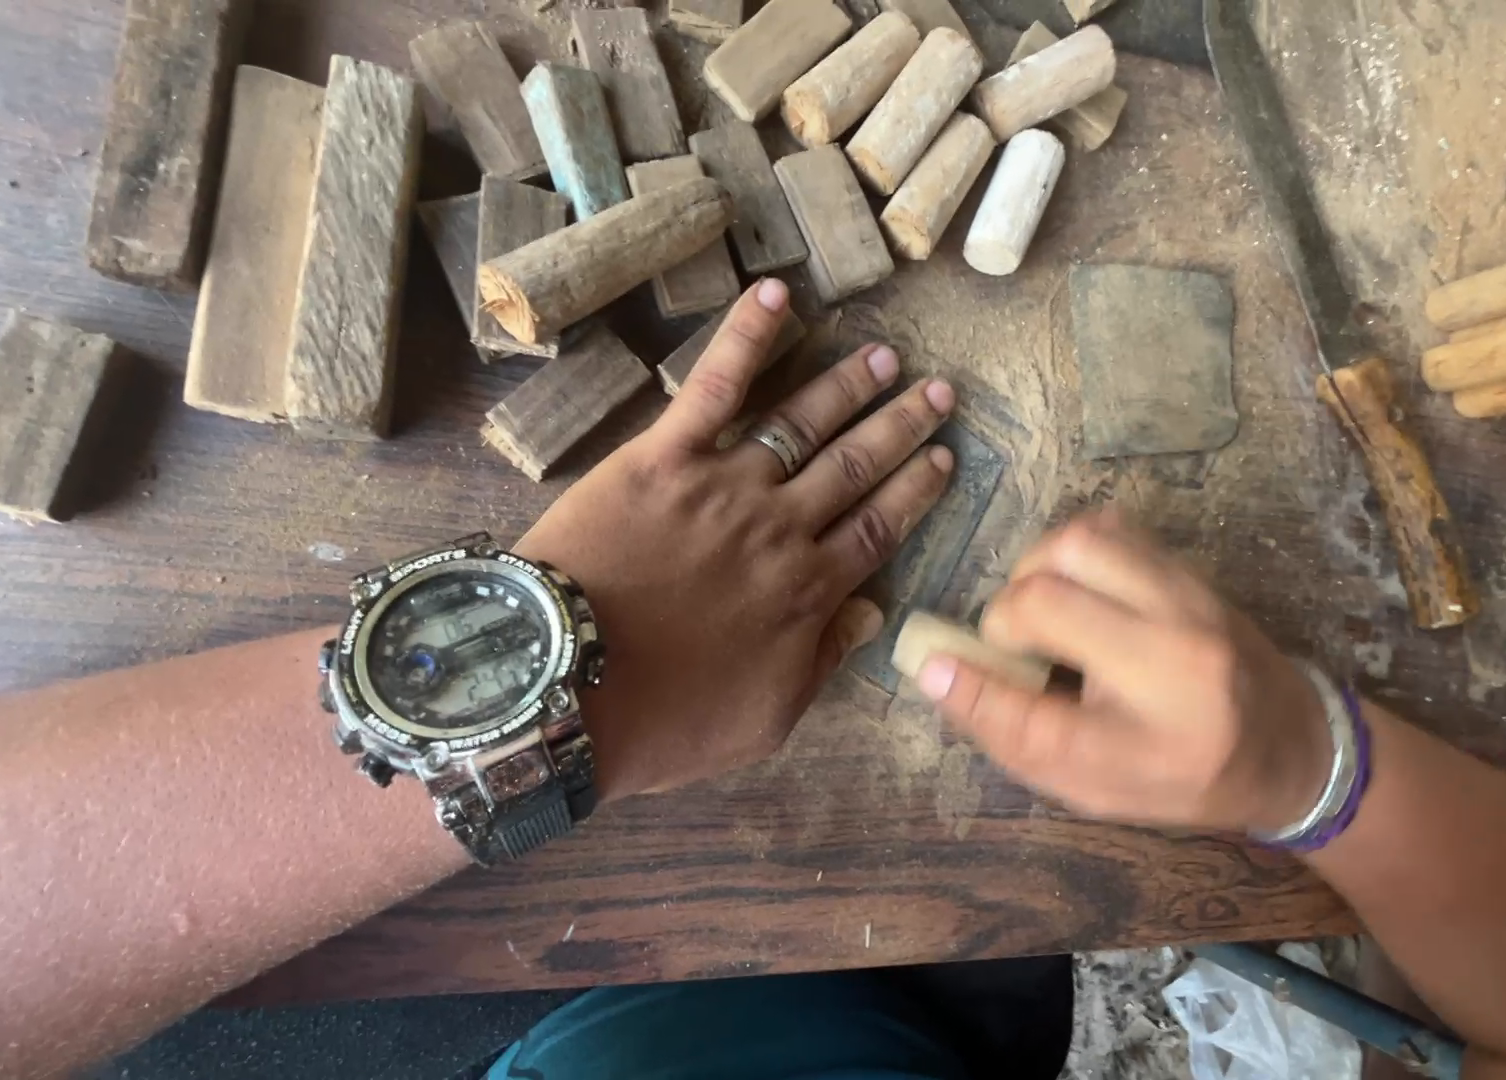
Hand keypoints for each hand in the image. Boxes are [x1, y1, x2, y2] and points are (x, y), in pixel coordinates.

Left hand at [517, 280, 956, 802]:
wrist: (563, 692)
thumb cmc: (664, 717)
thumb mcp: (764, 717)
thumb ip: (821, 661)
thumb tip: (869, 613)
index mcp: (805, 590)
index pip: (877, 528)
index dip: (914, 491)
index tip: (942, 458)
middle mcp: (780, 526)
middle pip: (855, 466)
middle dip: (900, 427)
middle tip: (937, 392)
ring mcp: (725, 484)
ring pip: (802, 423)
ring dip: (848, 386)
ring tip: (885, 357)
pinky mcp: (664, 456)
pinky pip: (713, 385)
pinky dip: (747, 336)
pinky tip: (776, 294)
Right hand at [915, 510, 1330, 832]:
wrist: (1294, 745)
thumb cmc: (1183, 777)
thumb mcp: (1097, 786)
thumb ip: (1015, 734)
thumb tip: (936, 671)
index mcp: (1155, 741)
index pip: (1036, 717)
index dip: (971, 687)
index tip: (932, 665)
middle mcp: (1180, 660)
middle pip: (1049, 595)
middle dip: (1005, 613)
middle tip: (1012, 641)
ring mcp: (1192, 600)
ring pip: (1078, 543)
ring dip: (1035, 570)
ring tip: (1041, 606)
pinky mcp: (1190, 566)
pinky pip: (1107, 527)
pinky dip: (1069, 550)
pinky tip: (1075, 584)